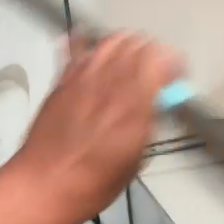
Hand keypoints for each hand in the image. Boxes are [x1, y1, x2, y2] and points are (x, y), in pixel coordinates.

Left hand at [4, 32, 183, 222]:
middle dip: (150, 51)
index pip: (161, 58)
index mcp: (135, 101)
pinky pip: (74, 50)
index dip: (173, 62)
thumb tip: (156, 102)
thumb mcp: (138, 156)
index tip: (176, 74)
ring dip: (122, 44)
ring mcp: (82, 77)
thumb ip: (149, 121)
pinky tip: (88, 41)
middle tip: (155, 65)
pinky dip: (85, 42)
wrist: (47, 182)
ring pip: (107, 41)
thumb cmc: (96, 181)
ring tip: (128, 55)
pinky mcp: (61, 81)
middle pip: (135, 43)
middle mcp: (109, 81)